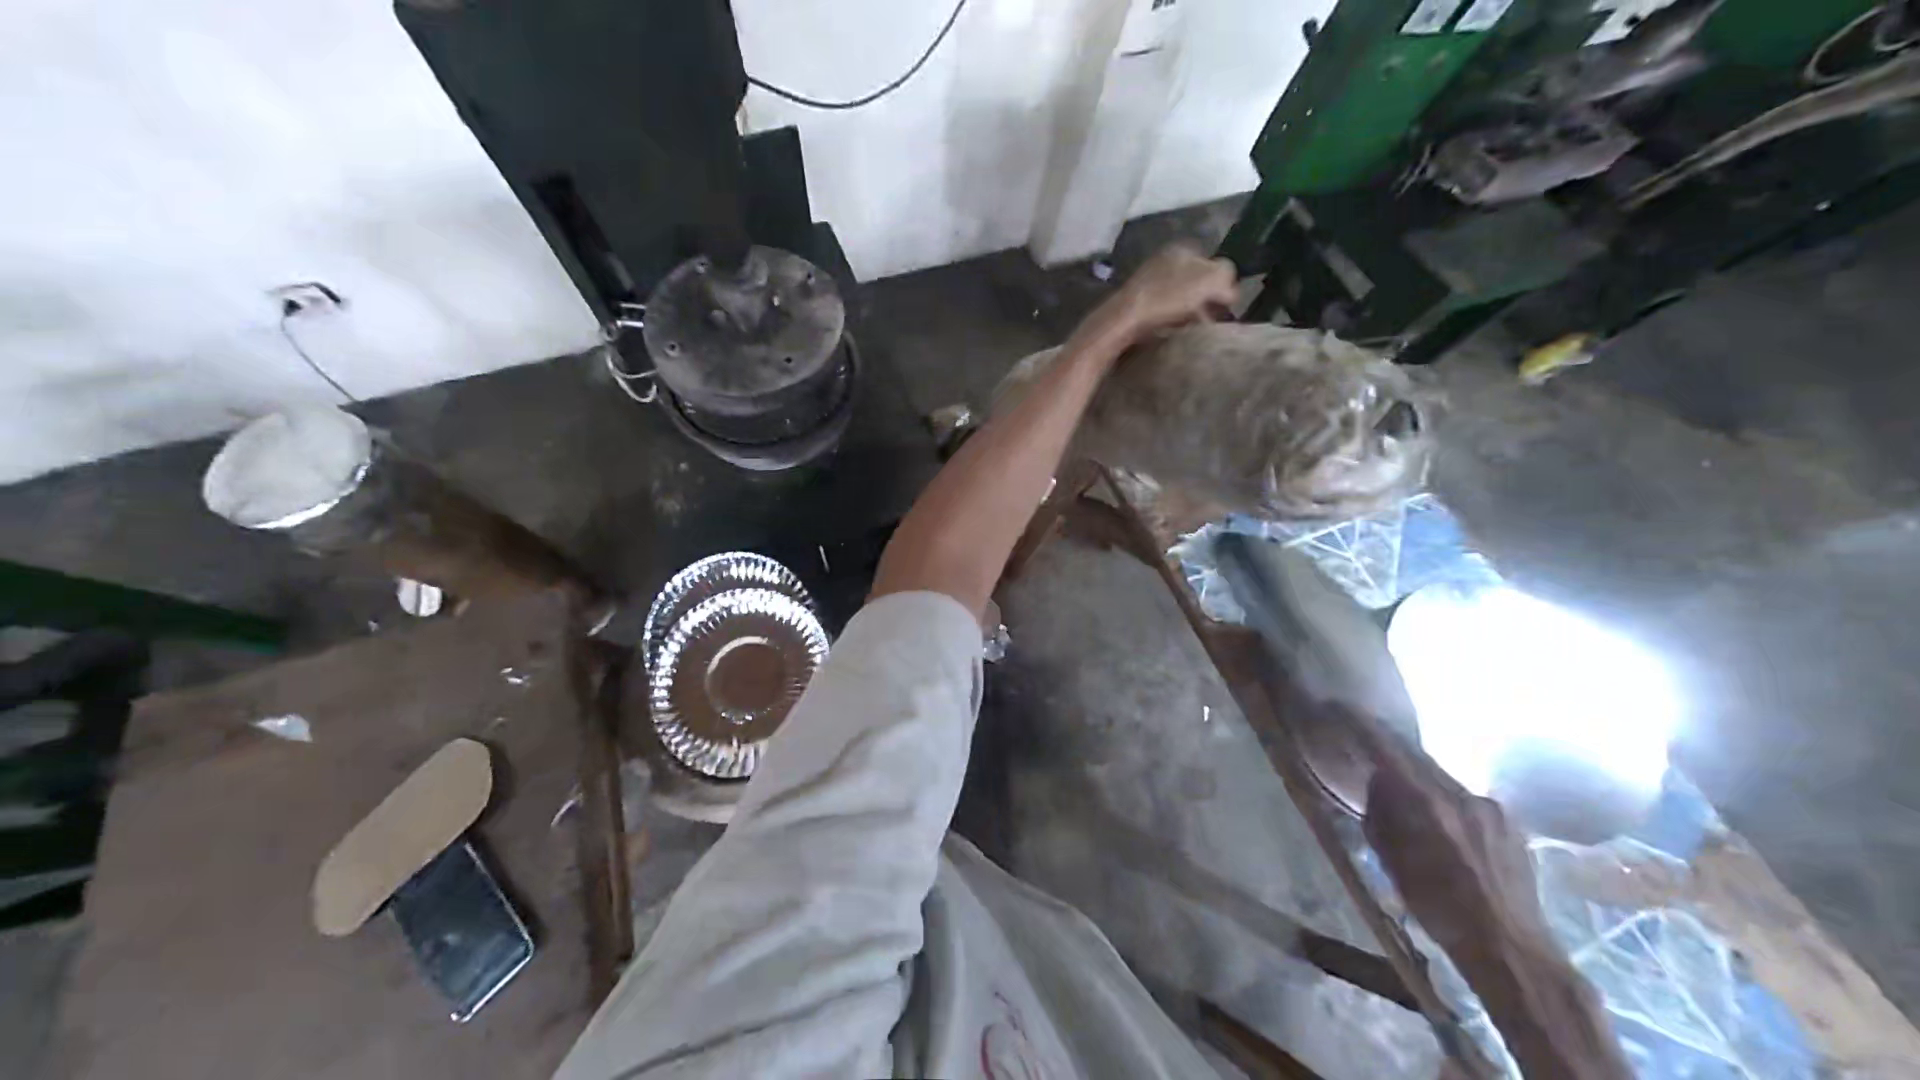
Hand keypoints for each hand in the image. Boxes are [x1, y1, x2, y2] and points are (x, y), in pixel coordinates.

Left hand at [1093, 245, 1237, 345]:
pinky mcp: (1137, 305)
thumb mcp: (1212, 279)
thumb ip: (1228, 277)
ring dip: (1192, 312)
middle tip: (1215, 319)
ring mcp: (1148, 282)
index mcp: (1182, 249)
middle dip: (1207, 300)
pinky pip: (1165, 311)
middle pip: (1196, 281)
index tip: (1227, 304)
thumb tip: (1229, 291)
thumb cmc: (1169, 296)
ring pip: (1181, 298)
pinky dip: (1174, 321)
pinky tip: (1177, 331)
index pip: (1213, 263)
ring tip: (1198, 329)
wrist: (1124, 320)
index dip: (1224, 283)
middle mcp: (1164, 261)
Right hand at [1353, 715, 1633, 1079]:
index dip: (1360, 725)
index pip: (1386, 748)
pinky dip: (1443, 795)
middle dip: (1388, 745)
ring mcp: (1490, 806)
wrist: (1511, 948)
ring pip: (1441, 776)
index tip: (1339, 708)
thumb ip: (1381, 815)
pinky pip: (1465, 796)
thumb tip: (1376, 782)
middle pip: (1416, 756)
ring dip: (1417, 773)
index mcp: (1426, 802)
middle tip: (1364, 736)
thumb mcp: (1392, 862)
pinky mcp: (1509, 822)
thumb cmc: (1438, 909)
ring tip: (1400, 779)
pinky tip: (1440, 815)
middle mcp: (1460, 794)